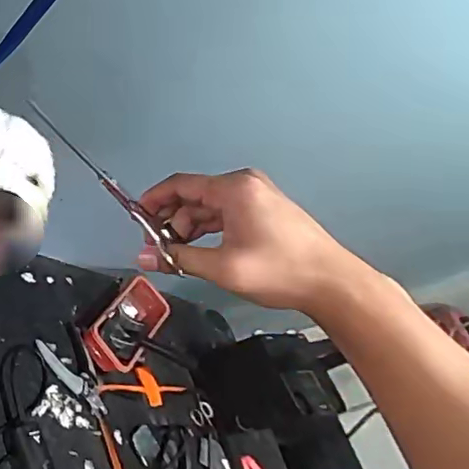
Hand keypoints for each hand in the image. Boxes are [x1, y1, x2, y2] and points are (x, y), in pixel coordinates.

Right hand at [137, 169, 386, 317]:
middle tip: (156, 246)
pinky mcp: (262, 211)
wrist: (331, 283)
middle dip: (170, 221)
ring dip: (187, 229)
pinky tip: (197, 251)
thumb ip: (177, 259)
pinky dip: (206, 231)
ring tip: (176, 255)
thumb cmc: (283, 271)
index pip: (179, 185)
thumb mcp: (222, 267)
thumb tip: (146, 257)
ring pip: (206, 207)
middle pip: (192, 197)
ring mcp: (255, 197)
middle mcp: (244, 185)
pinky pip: (223, 214)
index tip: (137, 218)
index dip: (153, 201)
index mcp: (234, 189)